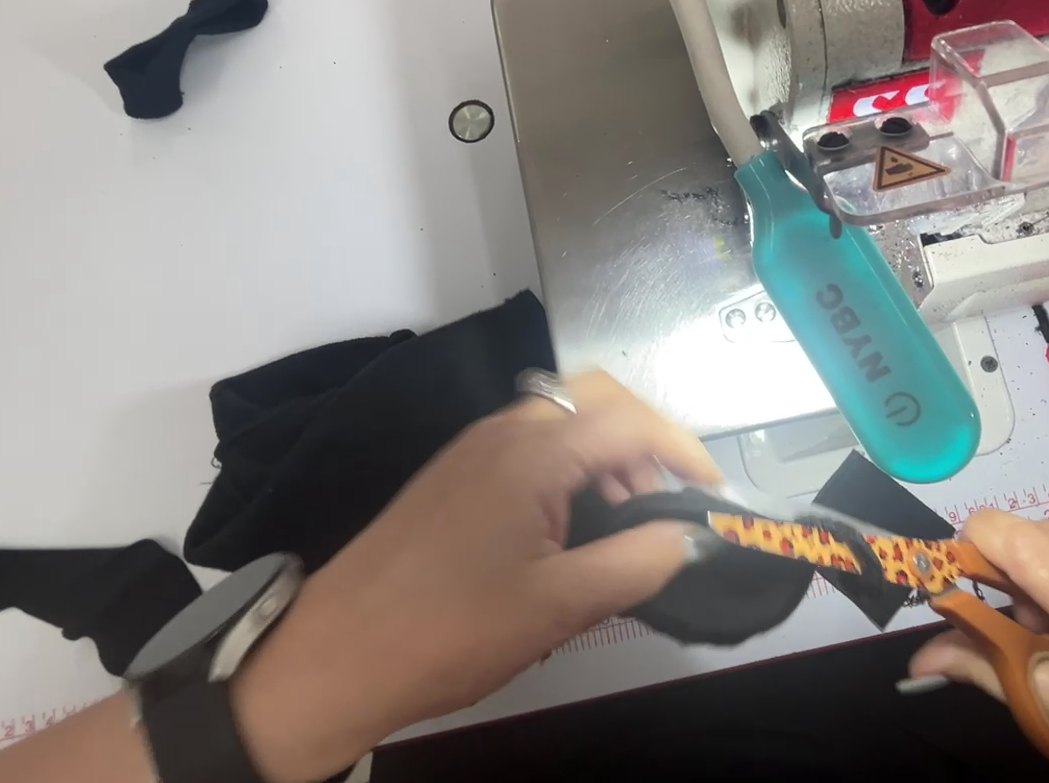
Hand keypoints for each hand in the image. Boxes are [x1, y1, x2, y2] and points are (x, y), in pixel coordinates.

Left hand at [229, 371, 720, 782]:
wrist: (333, 653)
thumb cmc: (449, 630)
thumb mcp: (557, 605)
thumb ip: (637, 563)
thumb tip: (692, 536)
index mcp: (533, 451)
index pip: (631, 420)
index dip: (684, 447)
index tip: (714, 488)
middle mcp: (506, 429)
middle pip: (597, 396)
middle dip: (646, 433)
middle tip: (670, 489)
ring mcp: (478, 445)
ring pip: (565, 416)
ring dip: (609, 449)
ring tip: (629, 512)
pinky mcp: (461, 469)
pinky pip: (534, 441)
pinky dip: (573, 462)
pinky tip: (576, 517)